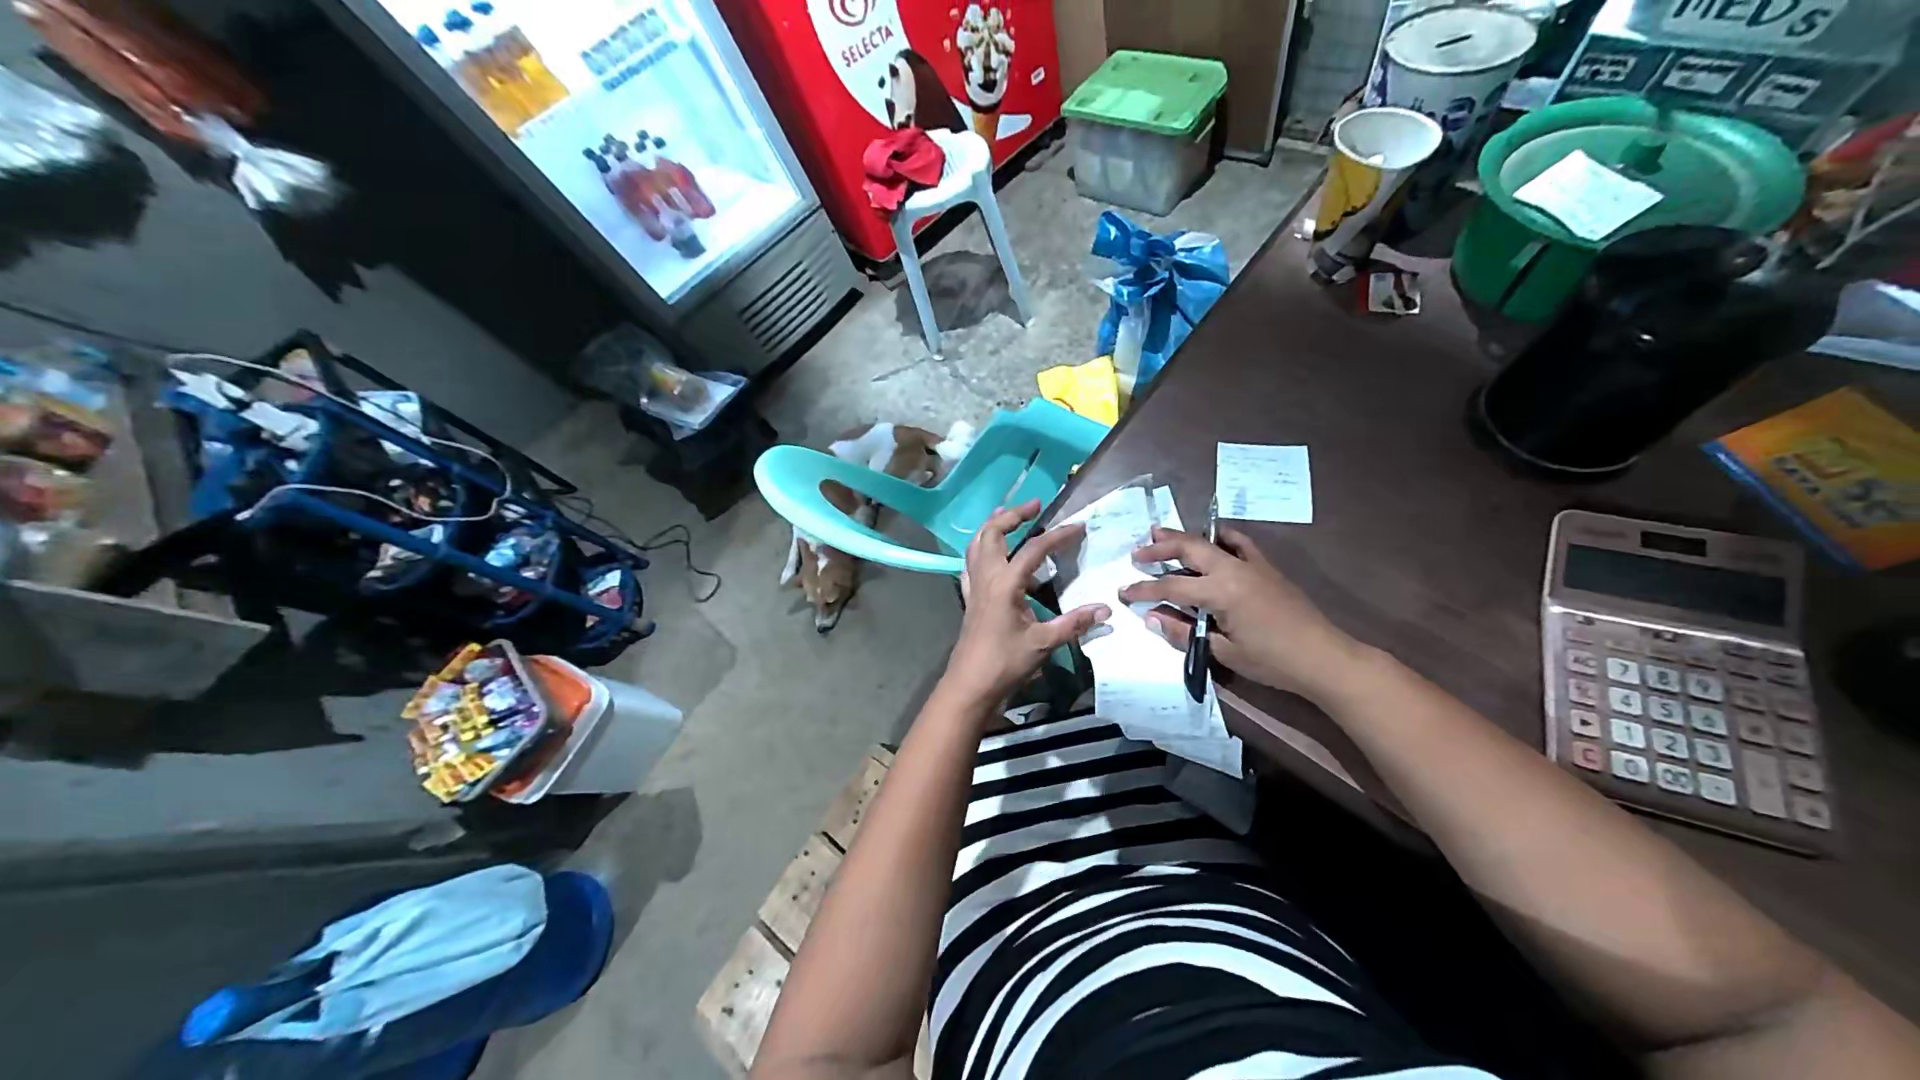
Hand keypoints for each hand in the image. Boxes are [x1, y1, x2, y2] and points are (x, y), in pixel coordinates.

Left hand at [941, 500, 1109, 709]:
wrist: (970, 684)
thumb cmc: (1005, 663)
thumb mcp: (1044, 643)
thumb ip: (1074, 623)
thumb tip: (1105, 609)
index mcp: (1005, 584)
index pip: (1034, 549)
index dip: (1058, 535)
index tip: (1079, 526)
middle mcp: (986, 577)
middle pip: (993, 533)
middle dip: (1013, 515)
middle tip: (1035, 506)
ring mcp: (974, 587)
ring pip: (977, 544)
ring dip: (993, 527)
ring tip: (1010, 517)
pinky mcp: (970, 598)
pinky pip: (971, 564)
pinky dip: (981, 551)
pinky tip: (991, 556)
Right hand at [1118, 526, 1366, 702]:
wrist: (1323, 657)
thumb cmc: (1272, 661)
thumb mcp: (1224, 652)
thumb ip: (1185, 632)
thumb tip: (1154, 618)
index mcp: (1220, 591)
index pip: (1171, 585)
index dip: (1144, 590)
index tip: (1123, 593)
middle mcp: (1233, 569)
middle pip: (1188, 549)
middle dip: (1158, 549)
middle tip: (1136, 553)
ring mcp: (1251, 565)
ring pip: (1210, 542)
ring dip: (1183, 537)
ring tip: (1160, 533)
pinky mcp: (1266, 568)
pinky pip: (1240, 543)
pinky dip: (1223, 537)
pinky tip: (1214, 537)